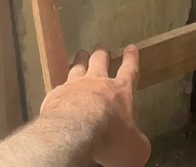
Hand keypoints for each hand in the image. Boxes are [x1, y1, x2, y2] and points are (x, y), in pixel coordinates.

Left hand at [38, 44, 149, 166]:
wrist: (74, 132)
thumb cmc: (110, 138)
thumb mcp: (134, 148)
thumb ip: (138, 143)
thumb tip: (140, 147)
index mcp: (120, 91)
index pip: (129, 71)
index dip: (131, 59)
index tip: (131, 48)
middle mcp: (97, 83)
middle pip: (100, 60)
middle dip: (102, 52)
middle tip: (101, 46)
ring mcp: (74, 86)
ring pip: (78, 66)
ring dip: (80, 60)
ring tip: (80, 55)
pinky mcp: (55, 95)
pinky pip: (58, 86)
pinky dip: (61, 87)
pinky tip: (58, 90)